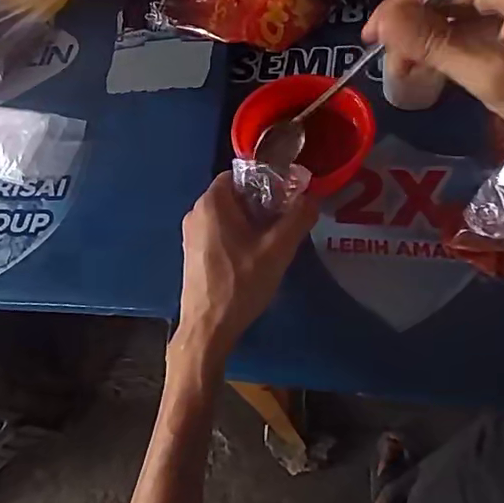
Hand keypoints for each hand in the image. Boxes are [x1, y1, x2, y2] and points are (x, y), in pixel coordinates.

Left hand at [174, 172, 318, 370]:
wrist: (208, 328)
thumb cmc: (240, 283)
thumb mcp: (277, 250)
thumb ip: (297, 219)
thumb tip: (312, 198)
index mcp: (211, 203)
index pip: (238, 174)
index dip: (264, 180)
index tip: (286, 195)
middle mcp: (196, 213)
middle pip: (233, 195)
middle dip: (260, 203)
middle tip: (285, 218)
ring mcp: (191, 234)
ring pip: (226, 215)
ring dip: (250, 221)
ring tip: (274, 239)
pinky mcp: (193, 254)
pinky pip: (218, 232)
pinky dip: (237, 236)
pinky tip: (255, 256)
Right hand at [363, 0, 503, 157]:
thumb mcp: (491, 75)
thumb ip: (436, 44)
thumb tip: (384, 22)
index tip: (373, 33)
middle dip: (412, 19)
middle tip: (383, 53)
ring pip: (461, 5)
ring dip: (428, 32)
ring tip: (401, 64)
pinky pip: (477, 21)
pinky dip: (449, 40)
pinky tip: (430, 63)